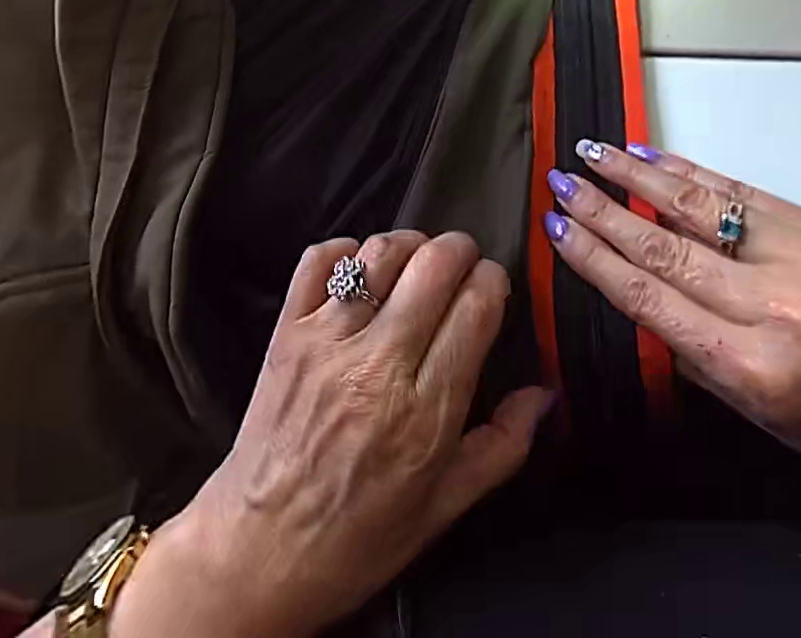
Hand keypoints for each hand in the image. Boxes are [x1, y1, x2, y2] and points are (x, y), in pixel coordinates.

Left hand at [115, 232, 552, 637]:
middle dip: (462, 250)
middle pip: (435, 264)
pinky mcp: (285, 332)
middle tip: (464, 265)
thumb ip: (505, 444)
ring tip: (418, 262)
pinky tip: (362, 268)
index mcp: (426, 410)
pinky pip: (318, 260)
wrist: (254, 555)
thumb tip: (546, 391)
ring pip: (380, 252)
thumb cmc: (360, 536)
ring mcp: (326, 342)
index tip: (493, 288)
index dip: (494, 279)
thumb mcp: (447, 506)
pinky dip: (346, 250)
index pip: (477, 305)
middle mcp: (378, 365)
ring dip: (411, 244)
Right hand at [542, 141, 800, 514]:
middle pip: (665, 246)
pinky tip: (659, 158)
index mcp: (755, 369)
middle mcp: (776, 307)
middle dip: (603, 210)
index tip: (557, 228)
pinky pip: (745, 195)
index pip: (650, 298)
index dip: (595, 258)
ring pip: (701, 206)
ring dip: (640, 176)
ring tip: (596, 153)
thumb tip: (648, 299)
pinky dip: (696, 173)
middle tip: (562, 181)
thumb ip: (701, 356)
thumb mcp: (770, 420)